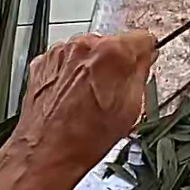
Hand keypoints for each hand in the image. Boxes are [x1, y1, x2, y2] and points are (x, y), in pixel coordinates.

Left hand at [0, 30, 156, 189]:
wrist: (46, 151)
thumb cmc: (83, 138)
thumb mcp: (131, 109)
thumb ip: (140, 75)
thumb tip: (143, 60)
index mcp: (112, 52)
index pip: (141, 38)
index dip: (145, 53)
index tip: (143, 62)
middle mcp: (84, 46)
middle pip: (111, 44)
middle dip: (115, 63)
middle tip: (113, 91)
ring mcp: (61, 53)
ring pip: (87, 52)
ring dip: (91, 68)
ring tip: (89, 99)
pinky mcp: (44, 62)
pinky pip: (66, 61)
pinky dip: (70, 74)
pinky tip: (72, 98)